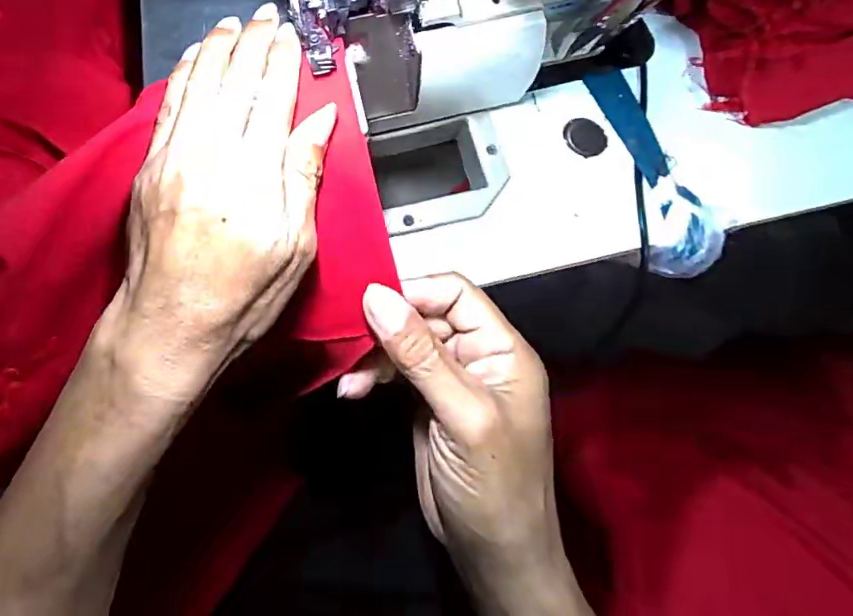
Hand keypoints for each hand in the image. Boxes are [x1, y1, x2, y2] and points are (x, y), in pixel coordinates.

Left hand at [98, 4, 336, 398]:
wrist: (167, 326)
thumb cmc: (239, 295)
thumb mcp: (296, 245)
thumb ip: (303, 175)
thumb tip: (318, 121)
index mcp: (252, 178)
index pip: (272, 99)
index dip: (283, 62)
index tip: (291, 36)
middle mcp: (210, 159)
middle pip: (235, 84)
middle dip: (254, 43)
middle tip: (266, 17)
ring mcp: (173, 160)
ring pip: (199, 86)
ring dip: (218, 49)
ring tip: (232, 23)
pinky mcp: (149, 168)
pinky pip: (169, 107)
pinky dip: (184, 75)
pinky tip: (195, 57)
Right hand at [347, 275, 590, 615]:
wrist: (496, 561)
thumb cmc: (496, 485)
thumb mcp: (462, 415)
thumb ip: (421, 355)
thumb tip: (378, 296)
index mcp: (502, 347)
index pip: (457, 294)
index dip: (415, 291)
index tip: (371, 300)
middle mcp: (479, 355)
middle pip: (428, 316)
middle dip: (389, 326)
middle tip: (351, 342)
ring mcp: (452, 379)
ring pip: (408, 343)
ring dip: (376, 355)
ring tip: (350, 380)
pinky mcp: (429, 403)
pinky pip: (398, 372)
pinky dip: (374, 377)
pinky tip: (354, 390)